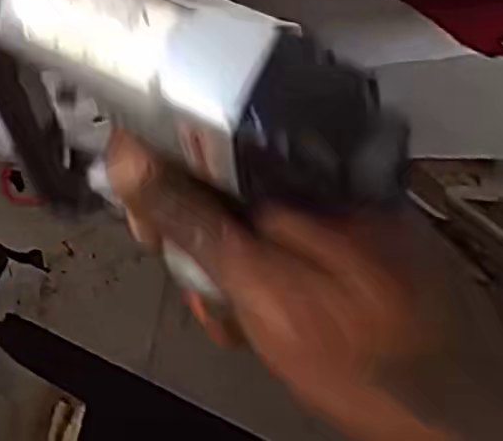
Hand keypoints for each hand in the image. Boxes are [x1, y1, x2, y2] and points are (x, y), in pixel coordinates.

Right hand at [104, 131, 502, 440]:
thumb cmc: (377, 366)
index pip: (194, 136)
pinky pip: (272, 235)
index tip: (142, 221)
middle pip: (212, 173)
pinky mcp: (350, 245)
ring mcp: (340, 214)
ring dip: (212, 254)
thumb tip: (125, 158)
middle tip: (181, 270)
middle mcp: (321, 182)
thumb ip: (193, 221)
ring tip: (223, 305)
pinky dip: (250, 268)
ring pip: (237, 209)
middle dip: (182, 223)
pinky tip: (251, 307)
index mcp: (302, 176)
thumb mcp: (265, 292)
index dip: (151, 172)